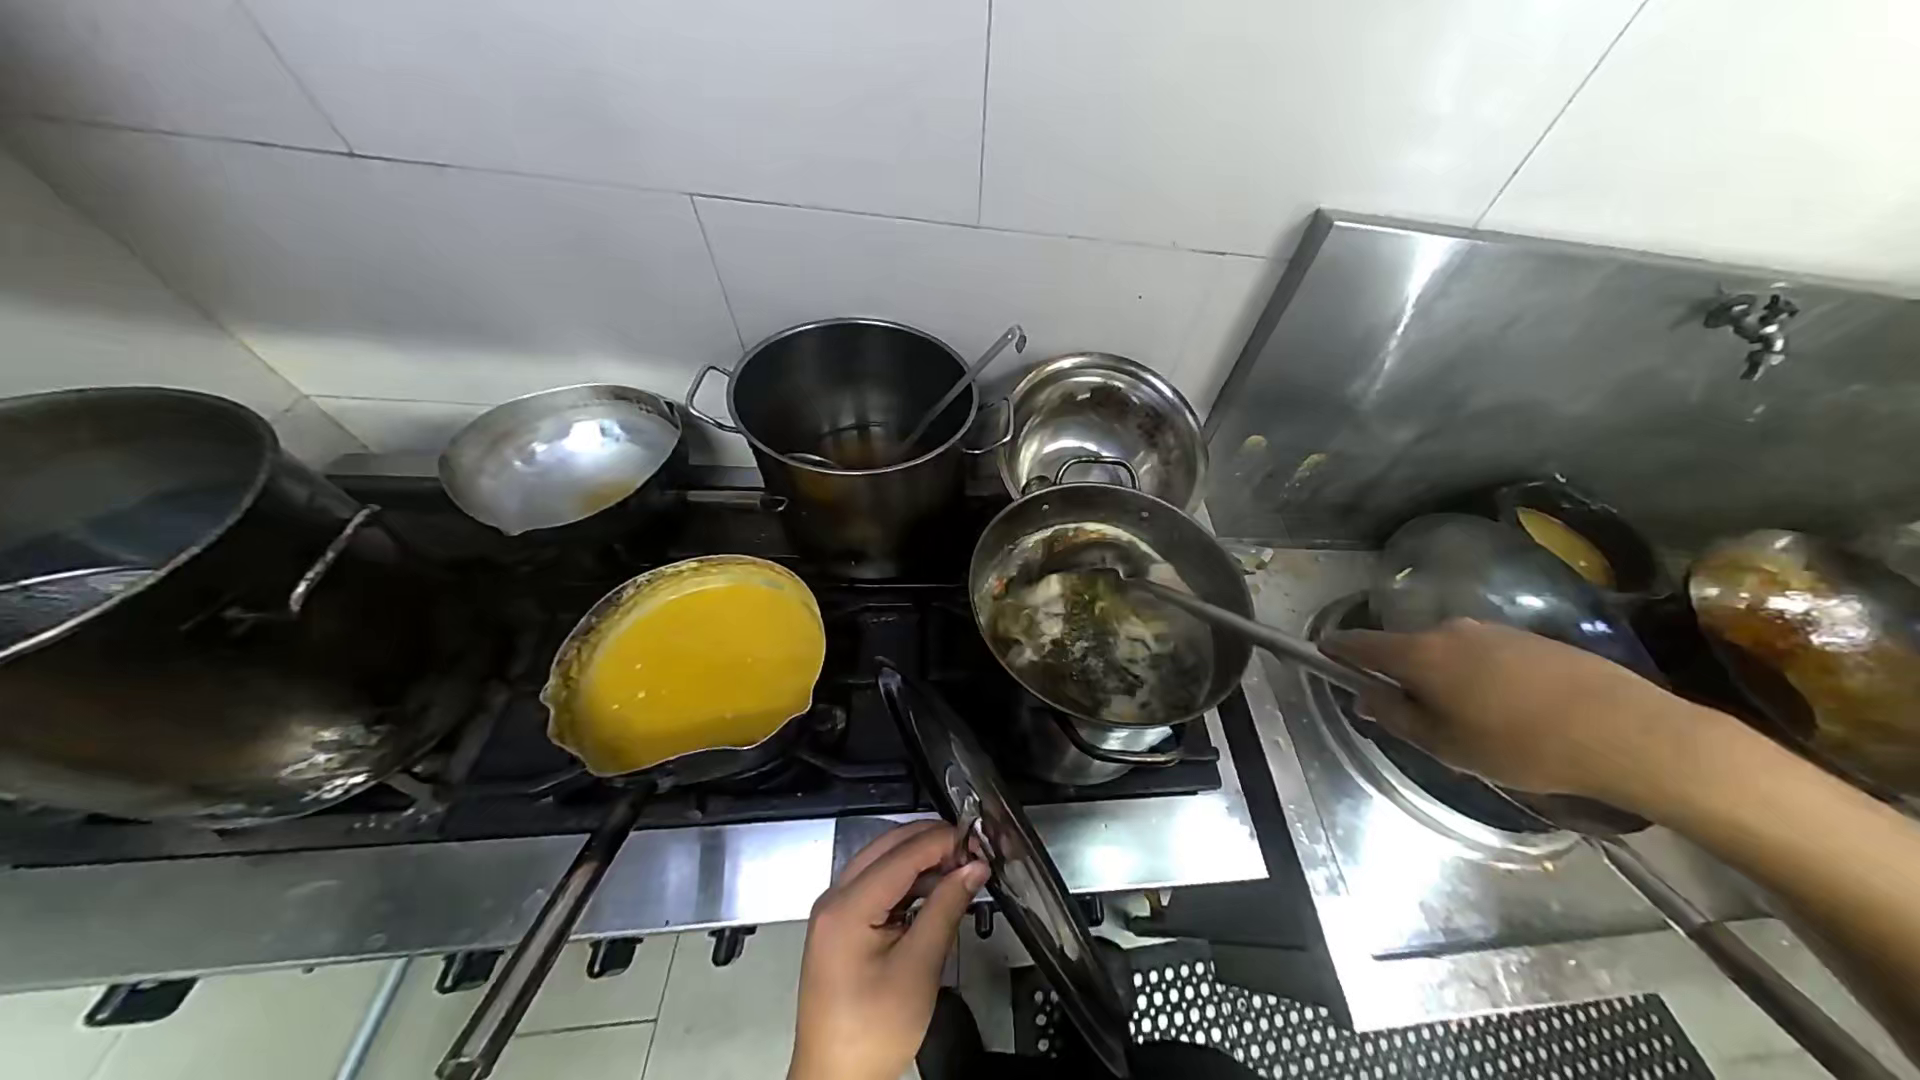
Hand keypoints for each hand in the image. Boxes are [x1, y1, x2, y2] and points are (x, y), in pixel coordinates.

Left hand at [789, 821, 989, 1079]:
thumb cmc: (873, 1031)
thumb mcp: (919, 968)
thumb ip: (946, 908)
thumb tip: (974, 868)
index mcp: (847, 906)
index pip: (901, 854)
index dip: (942, 841)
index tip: (977, 842)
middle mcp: (834, 897)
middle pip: (887, 847)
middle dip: (931, 842)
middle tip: (971, 851)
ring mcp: (834, 909)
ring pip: (881, 861)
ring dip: (919, 859)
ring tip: (959, 868)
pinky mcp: (840, 923)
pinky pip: (875, 883)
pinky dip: (906, 880)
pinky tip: (933, 889)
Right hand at [1323, 618, 1731, 808]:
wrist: (1632, 733)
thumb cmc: (1522, 745)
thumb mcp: (1445, 744)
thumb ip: (1394, 715)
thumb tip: (1365, 695)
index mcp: (1419, 653)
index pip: (1359, 642)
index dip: (1336, 649)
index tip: (1324, 655)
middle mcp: (1450, 630)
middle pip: (1405, 647)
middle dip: (1397, 673)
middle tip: (1408, 712)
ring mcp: (1494, 630)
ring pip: (1446, 651)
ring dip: (1441, 676)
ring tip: (1465, 718)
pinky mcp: (1532, 638)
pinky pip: (1484, 654)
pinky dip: (1477, 675)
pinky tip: (1507, 710)